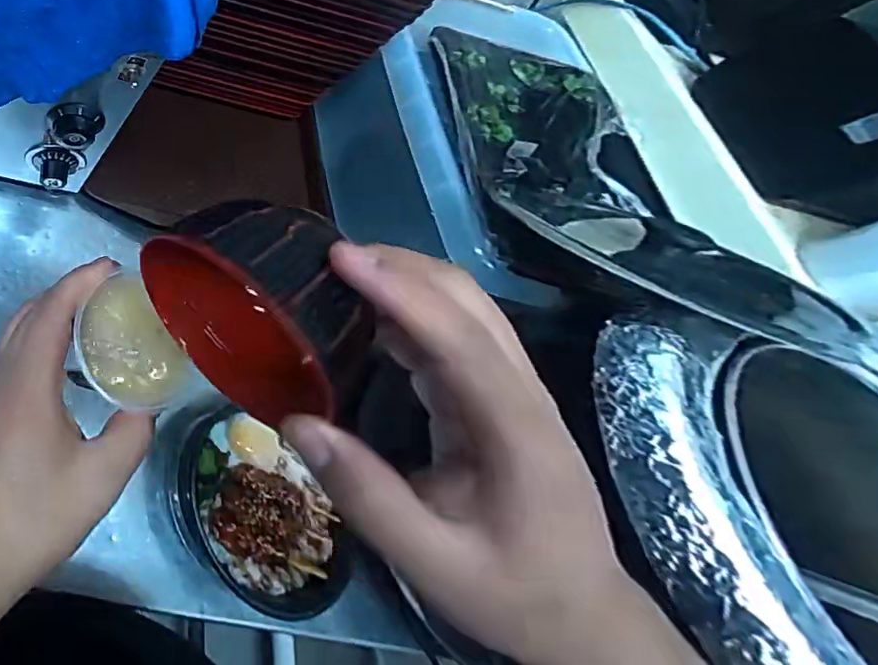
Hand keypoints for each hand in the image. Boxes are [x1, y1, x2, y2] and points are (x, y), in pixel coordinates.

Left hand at [0, 260, 153, 664]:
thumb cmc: (36, 512)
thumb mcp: (100, 478)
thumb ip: (130, 433)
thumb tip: (144, 404)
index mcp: (28, 378)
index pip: (52, 309)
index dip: (80, 281)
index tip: (111, 267)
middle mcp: (5, 371)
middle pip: (33, 310)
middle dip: (69, 289)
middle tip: (109, 287)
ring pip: (19, 327)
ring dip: (52, 309)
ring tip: (92, 313)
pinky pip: (15, 347)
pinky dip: (41, 332)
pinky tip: (65, 358)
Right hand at [281, 244, 696, 664]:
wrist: (582, 620)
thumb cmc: (510, 594)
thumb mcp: (432, 564)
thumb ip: (366, 497)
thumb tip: (295, 423)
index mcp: (517, 434)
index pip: (460, 341)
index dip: (399, 291)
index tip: (339, 256)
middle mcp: (523, 396)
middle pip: (469, 302)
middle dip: (400, 265)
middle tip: (327, 256)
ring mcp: (513, 389)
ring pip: (463, 305)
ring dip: (402, 276)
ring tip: (337, 272)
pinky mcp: (494, 391)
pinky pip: (449, 328)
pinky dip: (404, 303)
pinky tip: (363, 310)